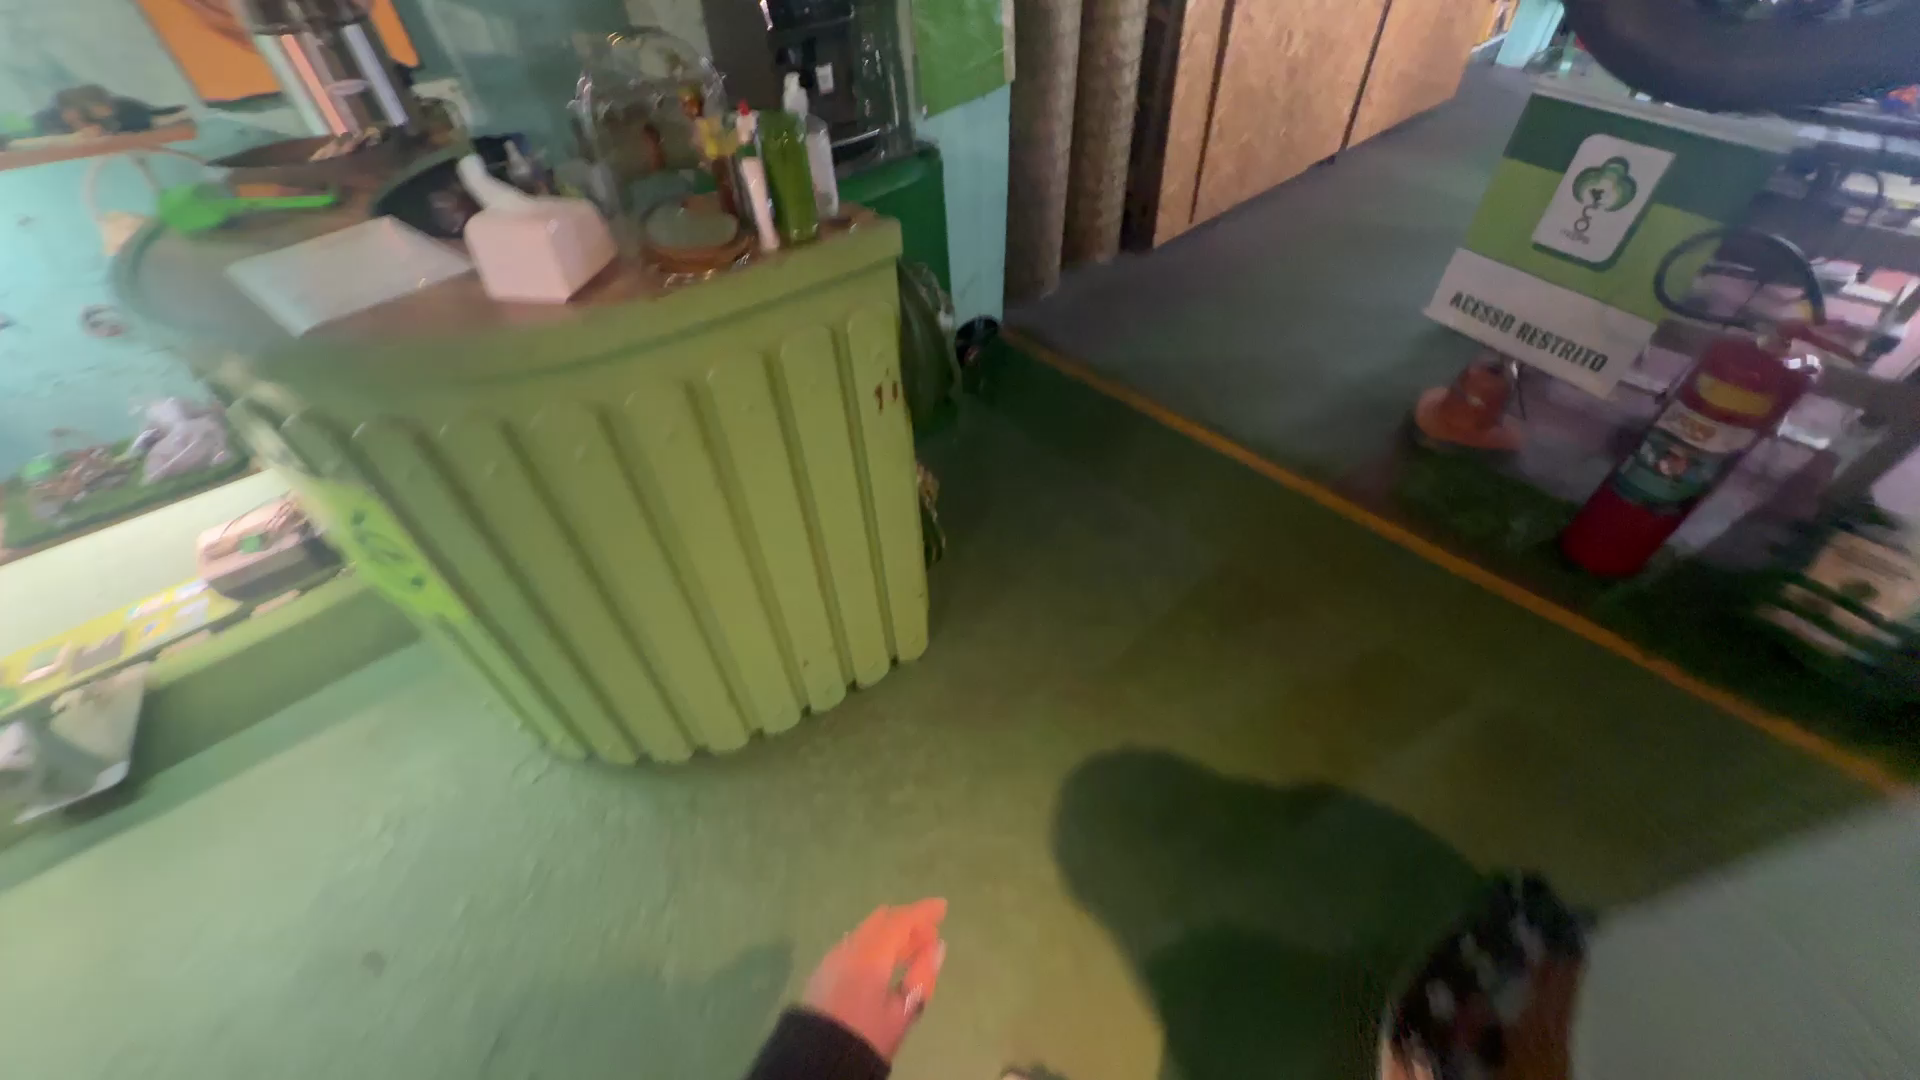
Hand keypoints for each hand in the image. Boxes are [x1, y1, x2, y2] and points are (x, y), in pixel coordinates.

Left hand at [801, 898, 947, 1061]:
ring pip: (867, 931)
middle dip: (907, 922)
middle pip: (882, 921)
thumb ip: (922, 975)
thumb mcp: (903, 1012)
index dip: (923, 912)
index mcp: (871, 953)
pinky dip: (874, 944)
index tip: (942, 907)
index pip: (901, 921)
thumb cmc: (867, 1036)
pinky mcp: (823, 970)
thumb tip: (936, 946)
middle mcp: (851, 946)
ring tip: (910, 948)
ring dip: (890, 933)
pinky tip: (883, 960)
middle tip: (929, 933)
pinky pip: (855, 943)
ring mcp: (834, 956)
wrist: (816, 1059)